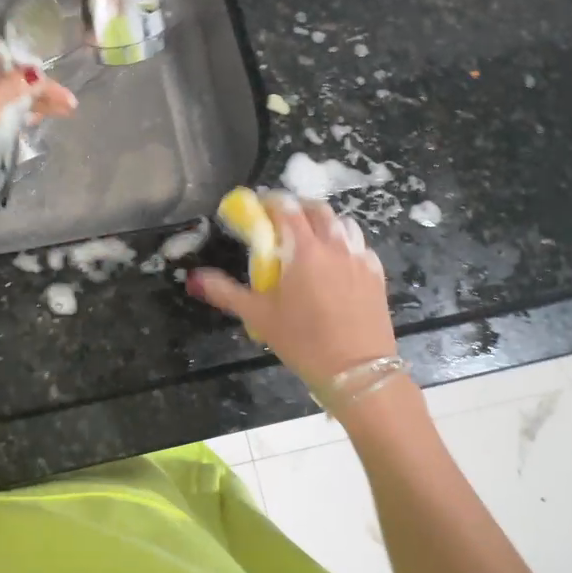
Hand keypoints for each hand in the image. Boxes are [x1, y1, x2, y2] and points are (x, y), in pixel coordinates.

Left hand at [0, 35, 77, 168]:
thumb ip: (16, 87)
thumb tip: (38, 73)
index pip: (11, 51)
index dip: (35, 66)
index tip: (55, 84)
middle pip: (11, 73)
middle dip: (39, 89)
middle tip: (68, 105)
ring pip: (4, 91)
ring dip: (30, 102)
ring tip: (59, 114)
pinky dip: (12, 112)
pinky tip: (32, 120)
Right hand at [187, 196, 395, 387]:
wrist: (358, 372)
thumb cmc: (303, 340)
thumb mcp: (258, 316)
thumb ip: (224, 292)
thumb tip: (194, 278)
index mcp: (303, 249)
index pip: (286, 208)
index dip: (270, 201)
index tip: (258, 206)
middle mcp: (334, 246)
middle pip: (317, 209)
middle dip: (297, 207)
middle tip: (281, 220)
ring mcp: (359, 259)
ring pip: (343, 224)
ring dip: (324, 223)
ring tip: (311, 238)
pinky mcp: (377, 275)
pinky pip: (360, 247)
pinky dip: (346, 244)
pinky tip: (338, 262)